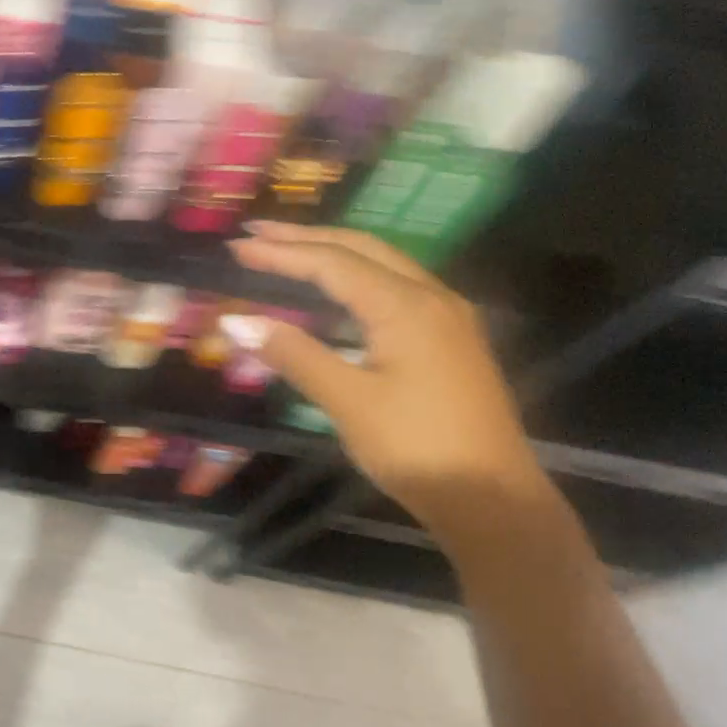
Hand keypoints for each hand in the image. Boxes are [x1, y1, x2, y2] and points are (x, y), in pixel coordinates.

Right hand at [226, 223, 558, 544]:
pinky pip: (397, 291)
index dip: (282, 252)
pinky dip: (357, 280)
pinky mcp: (449, 342)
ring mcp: (446, 318)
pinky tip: (340, 295)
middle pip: (363, 250)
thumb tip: (239, 322)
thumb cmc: (414, 445)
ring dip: (334, 255)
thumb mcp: (348, 401)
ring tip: (291, 253)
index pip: (333, 263)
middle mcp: (431, 297)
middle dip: (308, 238)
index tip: (238, 246)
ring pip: (385, 267)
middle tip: (258, 233)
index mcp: (405, 305)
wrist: (488, 493)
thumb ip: (295, 356)